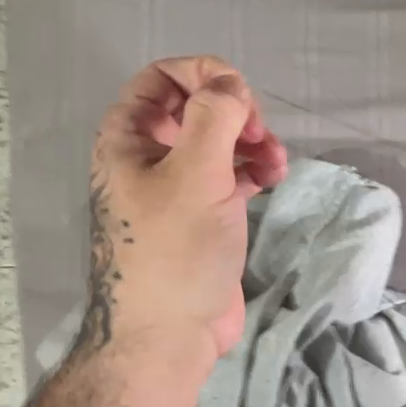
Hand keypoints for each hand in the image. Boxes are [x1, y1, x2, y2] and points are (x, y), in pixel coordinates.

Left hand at [80, 56, 287, 370]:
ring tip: (276, 165)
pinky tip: (271, 182)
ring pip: (219, 143)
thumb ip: (214, 118)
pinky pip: (230, 176)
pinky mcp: (204, 217)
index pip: (162, 78)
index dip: (204, 75)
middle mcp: (148, 157)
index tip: (243, 97)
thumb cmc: (176, 251)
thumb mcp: (195, 175)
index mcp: (128, 138)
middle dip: (237, 114)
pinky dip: (253, 171)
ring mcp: (177, 188)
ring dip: (252, 144)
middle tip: (262, 137)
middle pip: (196, 109)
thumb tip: (231, 84)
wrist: (171, 331)